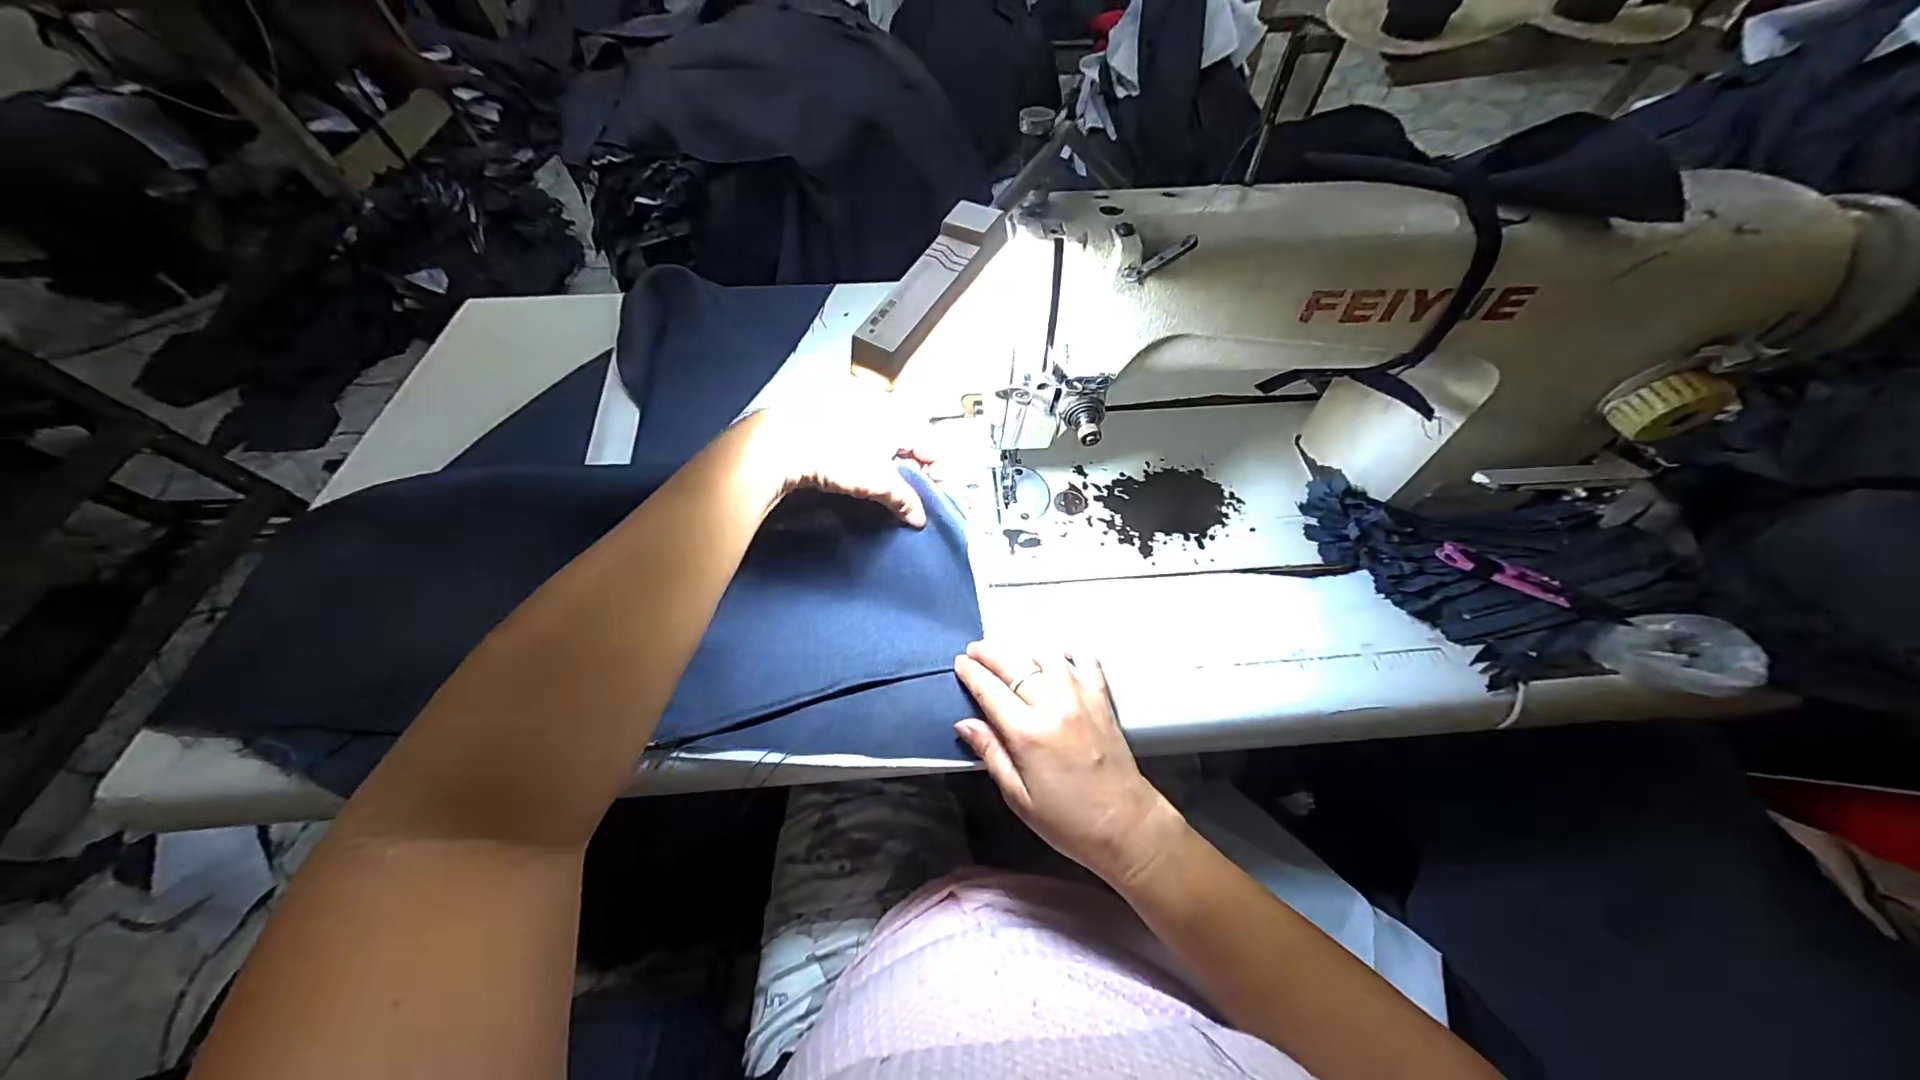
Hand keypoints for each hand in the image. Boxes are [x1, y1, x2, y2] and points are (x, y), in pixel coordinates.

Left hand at [742, 398, 935, 526]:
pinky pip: (863, 441)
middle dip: (916, 469)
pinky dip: (870, 459)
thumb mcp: (876, 481)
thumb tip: (919, 518)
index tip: (937, 492)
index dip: (938, 469)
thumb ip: (903, 498)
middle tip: (915, 495)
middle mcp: (879, 408)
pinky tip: (860, 476)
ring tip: (889, 489)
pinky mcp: (829, 422)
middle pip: (910, 441)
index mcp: (898, 416)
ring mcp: (853, 412)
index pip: (931, 443)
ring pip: (886, 441)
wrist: (778, 444)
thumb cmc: (836, 456)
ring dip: (893, 465)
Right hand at [953, 641, 1182, 885]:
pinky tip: (1059, 656)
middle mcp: (1053, 707)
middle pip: (1014, 666)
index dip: (971, 673)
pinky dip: (1070, 653)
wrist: (1125, 826)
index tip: (960, 663)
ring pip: (1047, 657)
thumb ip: (991, 753)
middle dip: (990, 654)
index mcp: (1027, 733)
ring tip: (1012, 657)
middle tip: (975, 651)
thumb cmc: (1067, 820)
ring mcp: (1081, 698)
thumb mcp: (1018, 796)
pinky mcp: (1102, 699)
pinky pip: (1086, 661)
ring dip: (1025, 652)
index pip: (990, 690)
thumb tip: (964, 724)